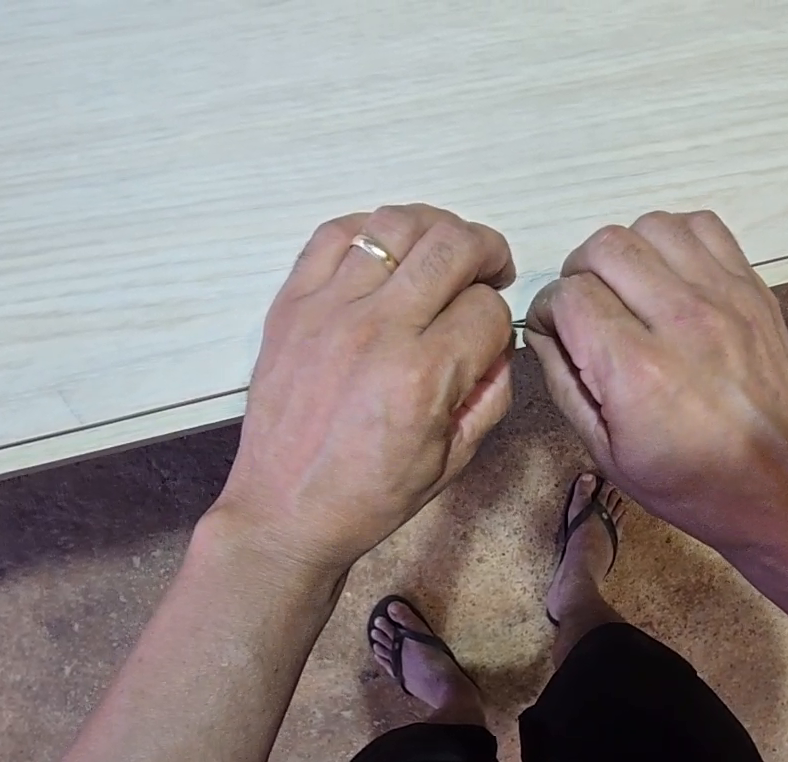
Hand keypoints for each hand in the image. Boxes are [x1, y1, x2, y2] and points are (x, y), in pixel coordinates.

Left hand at [212, 205, 516, 576]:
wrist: (285, 510)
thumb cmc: (372, 497)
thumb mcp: (453, 461)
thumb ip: (490, 396)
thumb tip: (498, 344)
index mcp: (424, 376)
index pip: (487, 310)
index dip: (502, 318)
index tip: (490, 337)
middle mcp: (378, 329)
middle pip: (452, 247)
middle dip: (487, 251)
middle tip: (492, 269)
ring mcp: (328, 309)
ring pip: (397, 224)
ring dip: (436, 229)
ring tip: (443, 252)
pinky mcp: (291, 303)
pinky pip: (335, 233)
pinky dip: (372, 228)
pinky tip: (387, 251)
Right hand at [525, 211, 787, 556]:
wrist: (780, 488)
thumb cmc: (689, 483)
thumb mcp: (606, 453)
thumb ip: (565, 384)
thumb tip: (543, 333)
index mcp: (637, 371)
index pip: (569, 296)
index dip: (547, 311)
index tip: (554, 332)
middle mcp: (680, 321)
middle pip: (605, 247)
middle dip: (578, 274)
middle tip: (584, 311)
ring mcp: (724, 298)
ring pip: (651, 226)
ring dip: (625, 253)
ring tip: (625, 291)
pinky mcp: (753, 289)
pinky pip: (703, 226)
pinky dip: (673, 240)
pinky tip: (667, 278)